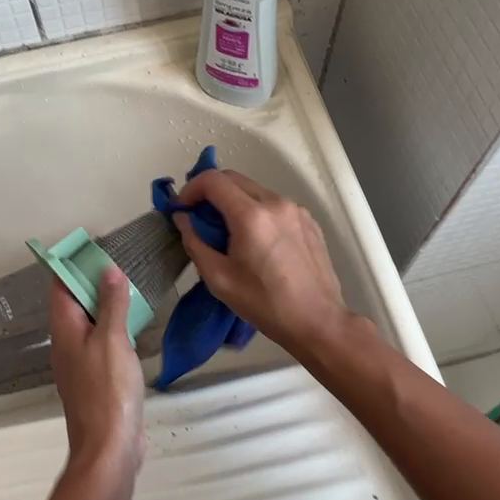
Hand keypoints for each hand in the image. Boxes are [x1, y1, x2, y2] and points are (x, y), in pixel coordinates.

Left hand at [48, 267, 146, 475]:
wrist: (109, 449)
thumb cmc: (108, 391)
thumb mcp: (112, 340)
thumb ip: (111, 304)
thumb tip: (108, 270)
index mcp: (63, 330)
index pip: (60, 286)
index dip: (72, 264)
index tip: (93, 246)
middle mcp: (66, 344)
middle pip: (74, 303)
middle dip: (92, 281)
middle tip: (118, 262)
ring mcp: (80, 364)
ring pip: (89, 324)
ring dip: (105, 305)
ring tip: (129, 287)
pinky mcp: (97, 380)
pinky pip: (101, 343)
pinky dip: (114, 328)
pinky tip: (134, 326)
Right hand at [171, 169, 353, 353]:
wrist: (317, 321)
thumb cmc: (265, 304)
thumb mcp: (219, 278)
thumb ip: (194, 242)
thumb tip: (183, 218)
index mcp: (251, 216)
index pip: (212, 180)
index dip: (191, 189)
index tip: (182, 208)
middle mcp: (275, 203)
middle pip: (233, 178)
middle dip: (210, 192)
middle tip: (199, 217)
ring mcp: (295, 209)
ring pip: (254, 190)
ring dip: (234, 201)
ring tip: (227, 232)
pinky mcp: (308, 220)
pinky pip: (273, 204)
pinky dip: (256, 211)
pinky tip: (256, 240)